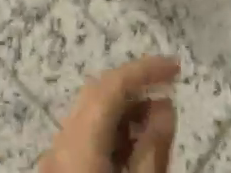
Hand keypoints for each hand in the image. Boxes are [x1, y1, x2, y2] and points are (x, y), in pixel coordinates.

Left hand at [40, 55, 179, 172]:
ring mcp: (54, 157)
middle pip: (96, 93)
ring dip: (123, 109)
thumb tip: (165, 104)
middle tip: (167, 87)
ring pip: (88, 113)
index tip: (176, 66)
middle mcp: (60, 141)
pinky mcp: (57, 169)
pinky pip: (83, 136)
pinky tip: (133, 144)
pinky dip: (110, 130)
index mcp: (80, 139)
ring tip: (156, 121)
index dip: (146, 68)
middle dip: (133, 84)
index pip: (112, 85)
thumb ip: (154, 143)